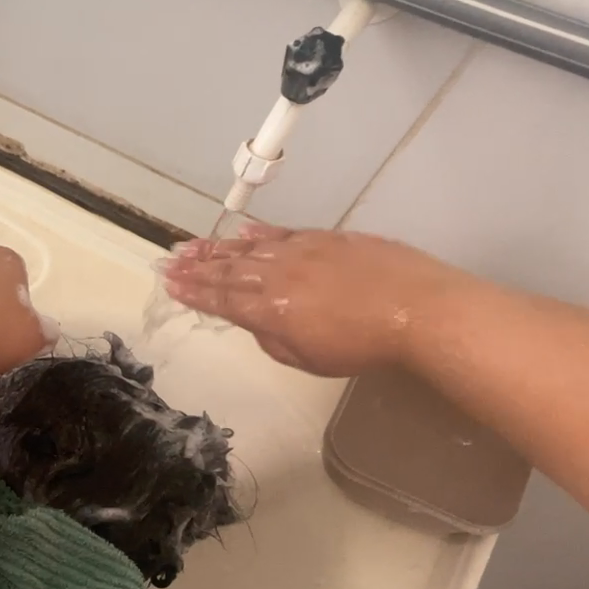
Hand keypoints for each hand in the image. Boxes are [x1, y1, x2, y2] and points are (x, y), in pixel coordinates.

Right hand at [161, 224, 472, 376]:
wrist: (419, 310)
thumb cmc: (360, 346)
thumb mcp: (305, 358)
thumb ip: (272, 338)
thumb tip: (257, 320)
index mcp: (268, 310)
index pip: (220, 300)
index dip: (193, 292)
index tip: (169, 284)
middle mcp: (277, 276)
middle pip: (228, 270)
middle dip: (195, 268)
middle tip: (169, 262)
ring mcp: (302, 252)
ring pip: (250, 249)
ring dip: (217, 248)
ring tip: (193, 246)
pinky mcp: (328, 239)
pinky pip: (283, 233)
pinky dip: (258, 233)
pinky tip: (243, 231)